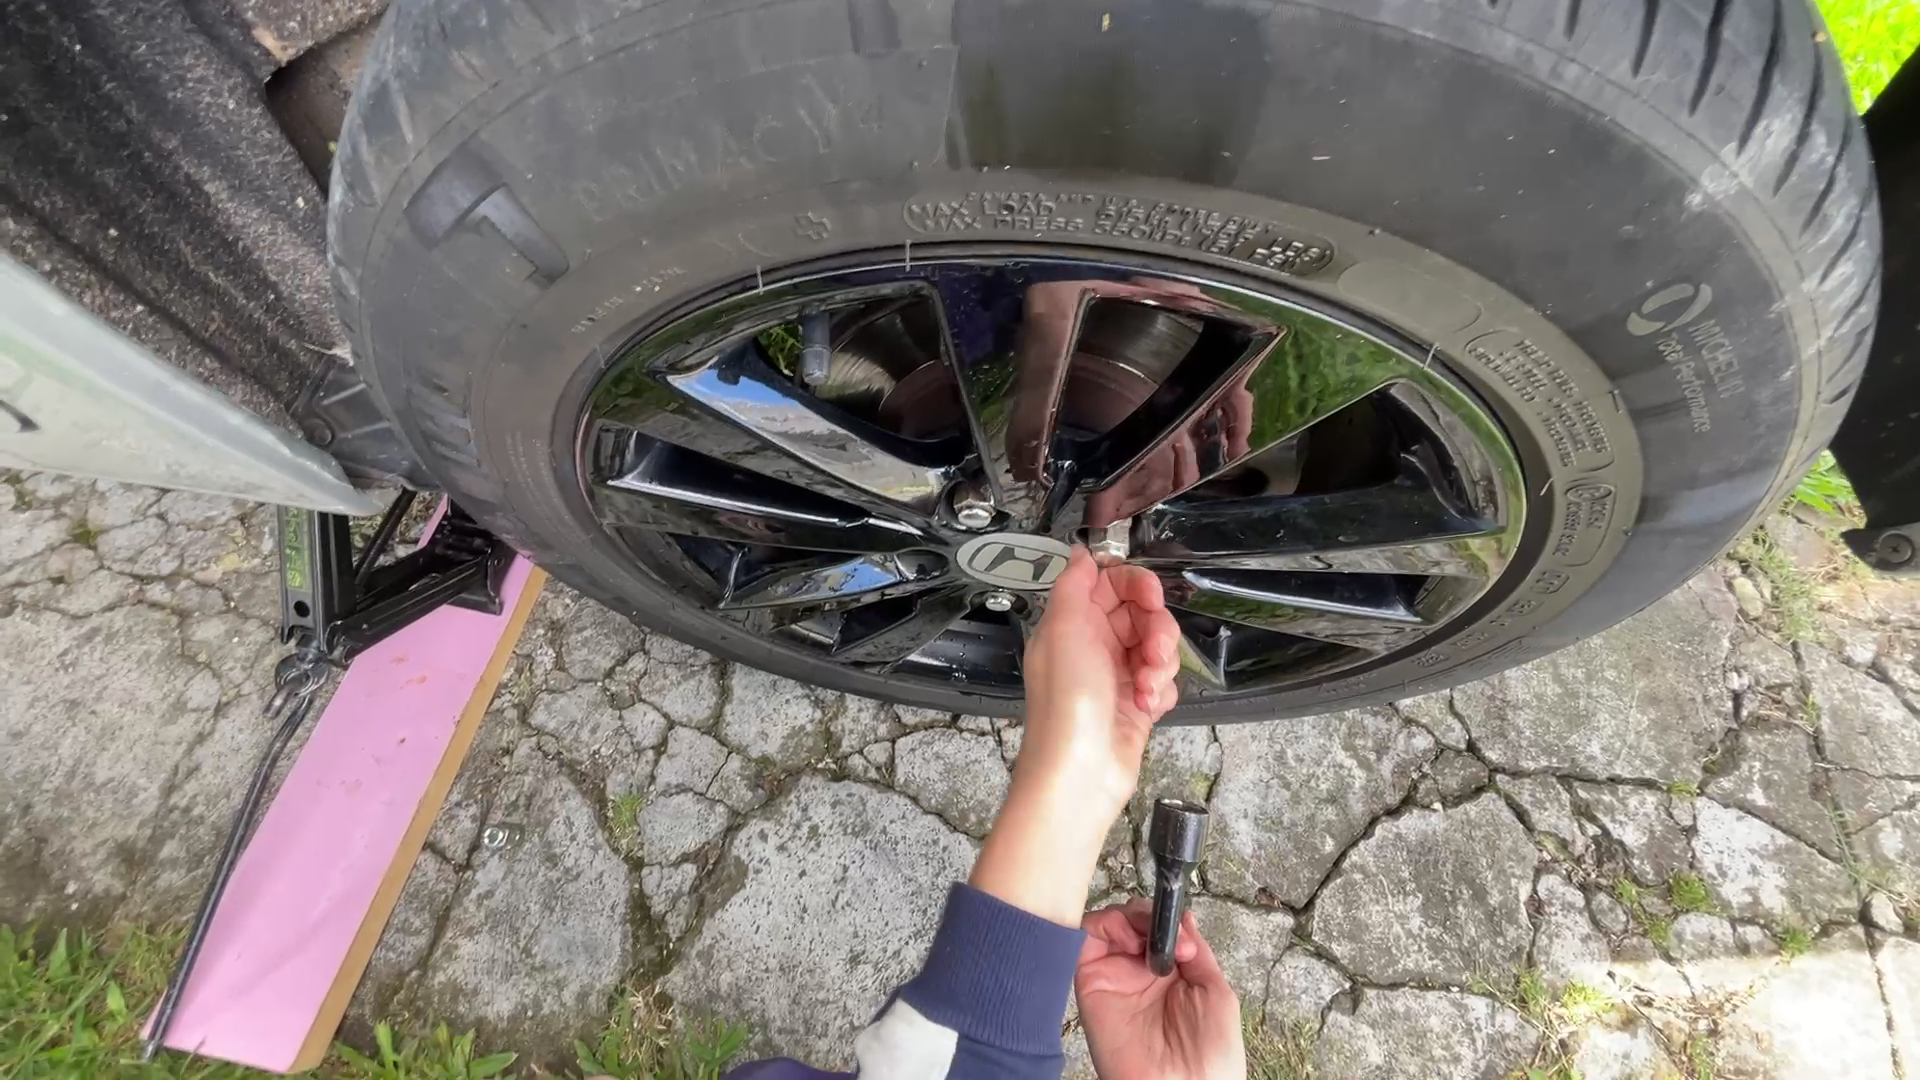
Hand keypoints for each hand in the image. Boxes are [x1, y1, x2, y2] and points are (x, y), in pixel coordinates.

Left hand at [967, 548, 1180, 925]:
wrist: (1080, 771)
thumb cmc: (1067, 702)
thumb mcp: (1063, 629)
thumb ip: (1073, 585)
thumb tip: (1080, 552)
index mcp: (1072, 622)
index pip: (1111, 583)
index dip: (1136, 585)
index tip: (1152, 597)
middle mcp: (1093, 644)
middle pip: (1143, 614)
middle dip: (1156, 630)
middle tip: (1150, 651)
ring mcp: (1116, 674)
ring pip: (1158, 646)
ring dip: (1159, 664)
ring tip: (1143, 688)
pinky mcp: (1136, 702)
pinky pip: (1163, 680)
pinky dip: (1160, 691)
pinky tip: (1145, 707)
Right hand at [1076, 899, 1245, 1079]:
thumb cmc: (1210, 1056)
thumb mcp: (1216, 995)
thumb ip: (1198, 951)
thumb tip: (1183, 915)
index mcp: (1168, 970)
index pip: (1157, 926)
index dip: (1166, 918)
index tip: (1181, 935)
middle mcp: (1137, 968)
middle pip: (1130, 918)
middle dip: (1146, 913)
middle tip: (1162, 934)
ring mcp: (1113, 973)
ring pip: (1108, 921)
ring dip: (1126, 915)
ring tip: (1143, 938)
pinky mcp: (1090, 980)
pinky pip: (1086, 936)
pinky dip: (1103, 923)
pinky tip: (1127, 941)